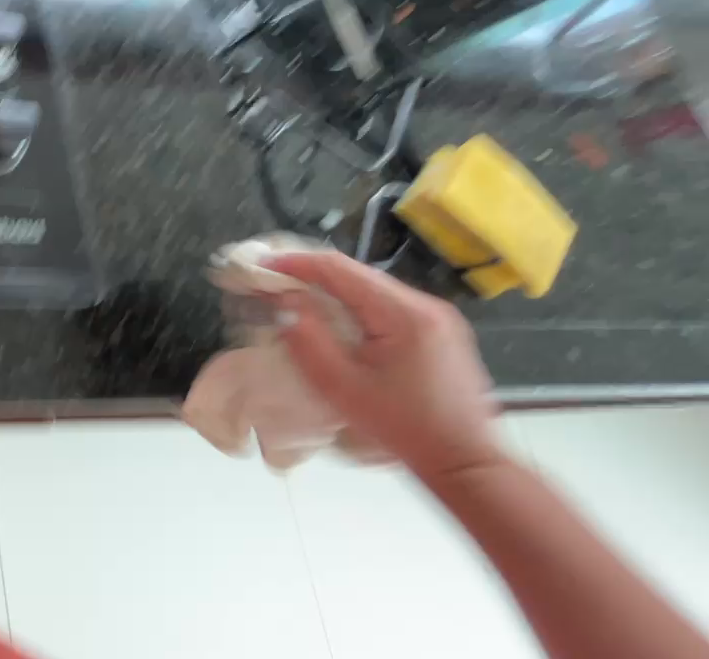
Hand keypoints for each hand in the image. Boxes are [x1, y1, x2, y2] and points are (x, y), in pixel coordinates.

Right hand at [264, 251, 503, 482]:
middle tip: (270, 280)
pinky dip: (351, 302)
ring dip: (329, 287)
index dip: (294, 262)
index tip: (258, 265)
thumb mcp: (339, 384)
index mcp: (404, 314)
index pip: (339, 269)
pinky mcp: (437, 330)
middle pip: (356, 273)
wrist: (467, 463)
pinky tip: (331, 316)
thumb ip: (306, 336)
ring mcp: (437, 317)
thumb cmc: (400, 425)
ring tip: (293, 295)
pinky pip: (384, 302)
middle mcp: (426, 305)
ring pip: (369, 286)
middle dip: (308, 272)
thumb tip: (283, 300)